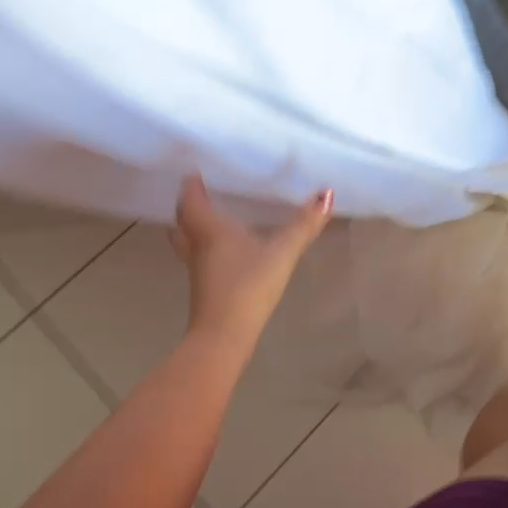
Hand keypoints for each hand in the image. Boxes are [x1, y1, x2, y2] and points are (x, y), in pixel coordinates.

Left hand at [170, 174, 331, 345]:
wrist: (224, 337)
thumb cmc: (247, 286)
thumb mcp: (282, 251)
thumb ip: (304, 223)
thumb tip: (326, 193)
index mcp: (210, 231)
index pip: (191, 202)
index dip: (191, 185)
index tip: (195, 170)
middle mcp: (198, 247)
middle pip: (182, 223)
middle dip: (188, 207)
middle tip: (202, 192)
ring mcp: (199, 270)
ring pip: (187, 242)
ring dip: (194, 228)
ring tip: (213, 216)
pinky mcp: (205, 288)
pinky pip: (200, 258)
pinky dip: (207, 247)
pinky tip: (228, 250)